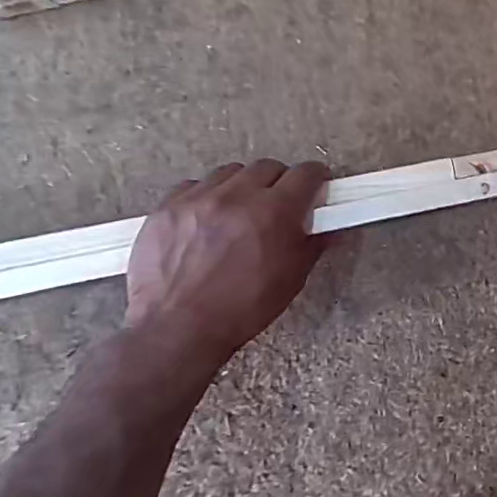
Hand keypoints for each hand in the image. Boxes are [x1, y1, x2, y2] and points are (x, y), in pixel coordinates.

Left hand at [124, 159, 328, 366]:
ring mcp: (198, 199)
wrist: (178, 329)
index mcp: (274, 212)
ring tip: (240, 211)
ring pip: (230, 172)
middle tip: (278, 203)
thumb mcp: (291, 279)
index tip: (316, 184)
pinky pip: (194, 186)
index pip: (305, 174)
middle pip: (268, 167)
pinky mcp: (167, 208)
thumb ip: (312, 245)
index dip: (315, 178)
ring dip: (242, 186)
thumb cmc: (239, 309)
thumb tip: (330, 230)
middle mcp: (237, 196)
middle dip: (279, 182)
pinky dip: (207, 196)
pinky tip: (208, 219)